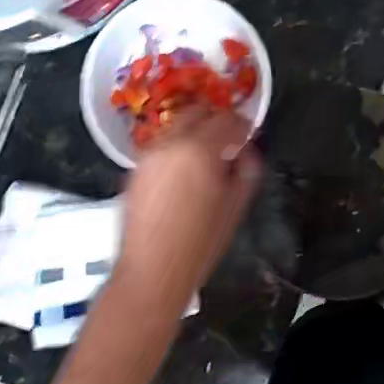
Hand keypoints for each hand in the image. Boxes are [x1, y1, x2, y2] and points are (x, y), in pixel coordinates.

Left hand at [114, 110, 261, 312]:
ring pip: (175, 126)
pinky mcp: (135, 168)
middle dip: (215, 120)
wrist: (151, 272)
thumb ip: (246, 171)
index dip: (243, 123)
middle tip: (228, 139)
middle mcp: (170, 144)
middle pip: (196, 111)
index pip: (227, 119)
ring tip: (205, 157)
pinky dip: (176, 148)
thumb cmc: (199, 245)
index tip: (249, 133)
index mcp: (200, 151)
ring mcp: (148, 154)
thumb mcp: (234, 208)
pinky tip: (183, 173)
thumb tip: (247, 151)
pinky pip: (161, 146)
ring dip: (194, 133)